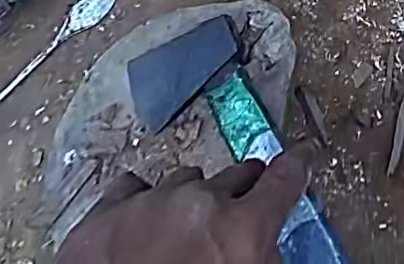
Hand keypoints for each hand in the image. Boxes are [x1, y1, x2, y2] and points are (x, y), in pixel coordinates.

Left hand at [57, 146, 315, 263]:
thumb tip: (269, 248)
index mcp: (241, 233)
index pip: (286, 178)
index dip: (298, 165)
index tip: (303, 156)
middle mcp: (200, 204)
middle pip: (238, 174)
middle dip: (242, 193)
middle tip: (235, 219)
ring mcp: (147, 204)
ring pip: (186, 180)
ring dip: (191, 202)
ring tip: (178, 236)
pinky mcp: (100, 217)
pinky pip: (132, 190)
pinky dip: (140, 206)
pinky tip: (136, 231)